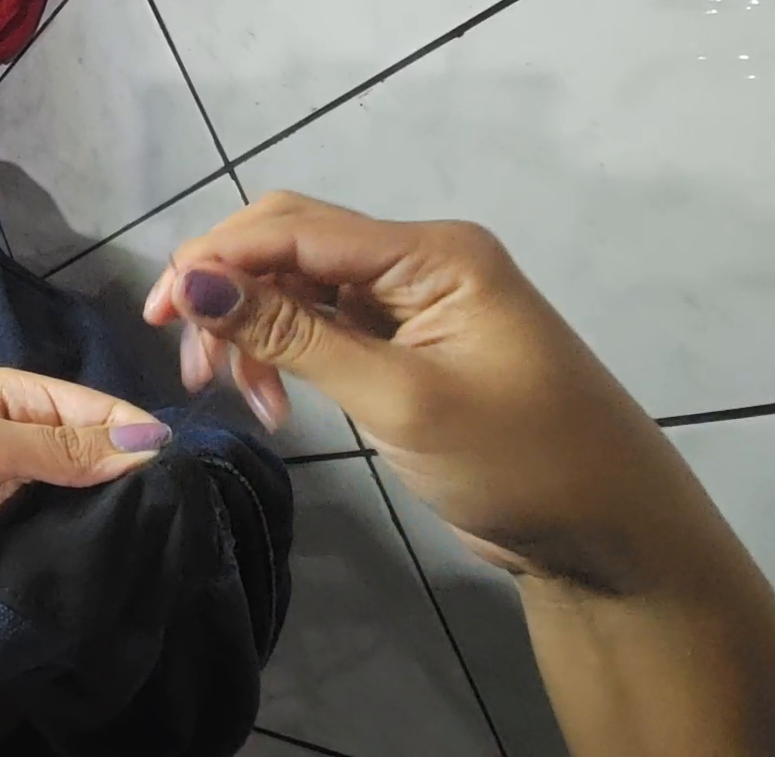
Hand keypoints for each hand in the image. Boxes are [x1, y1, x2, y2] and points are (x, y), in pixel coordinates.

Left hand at [0, 368, 168, 599]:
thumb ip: (60, 448)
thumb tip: (149, 443)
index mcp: (16, 395)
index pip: (97, 410)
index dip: (138, 439)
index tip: (184, 481)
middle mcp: (22, 433)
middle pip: (95, 452)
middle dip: (131, 480)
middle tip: (181, 523)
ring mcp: (16, 484)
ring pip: (83, 494)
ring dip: (111, 515)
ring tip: (160, 547)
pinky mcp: (8, 528)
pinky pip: (59, 529)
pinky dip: (84, 541)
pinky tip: (118, 562)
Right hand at [142, 191, 706, 591]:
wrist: (615, 546)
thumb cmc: (523, 465)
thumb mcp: (396, 398)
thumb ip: (288, 333)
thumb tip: (190, 282)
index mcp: (428, 253)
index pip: (292, 229)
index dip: (215, 258)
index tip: (159, 310)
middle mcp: (407, 259)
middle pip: (281, 243)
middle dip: (222, 288)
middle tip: (180, 344)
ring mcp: (396, 297)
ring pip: (284, 284)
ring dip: (243, 328)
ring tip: (226, 390)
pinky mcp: (386, 335)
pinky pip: (304, 321)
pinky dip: (272, 352)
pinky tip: (268, 399)